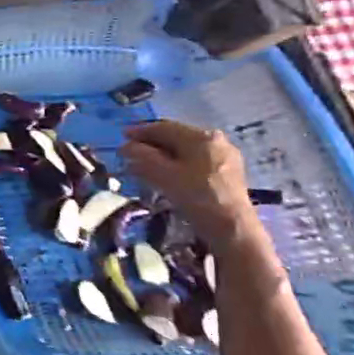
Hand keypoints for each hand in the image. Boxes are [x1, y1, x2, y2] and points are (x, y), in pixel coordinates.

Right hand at [120, 119, 257, 248]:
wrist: (231, 227)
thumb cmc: (196, 196)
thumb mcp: (163, 174)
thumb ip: (142, 157)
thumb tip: (126, 147)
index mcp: (201, 136)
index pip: (164, 127)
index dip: (140, 131)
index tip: (122, 136)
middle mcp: (216, 140)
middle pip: (177, 137)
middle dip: (152, 143)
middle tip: (132, 151)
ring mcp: (225, 156)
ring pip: (186, 150)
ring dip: (164, 154)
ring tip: (145, 164)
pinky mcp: (228, 172)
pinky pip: (196, 160)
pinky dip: (177, 163)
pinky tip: (167, 173)